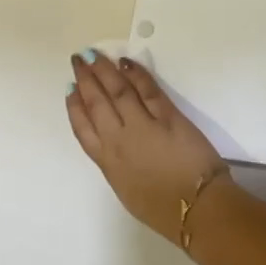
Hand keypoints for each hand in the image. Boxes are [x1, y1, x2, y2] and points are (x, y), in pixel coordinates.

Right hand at [65, 52, 224, 239]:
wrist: (196, 208)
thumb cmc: (164, 210)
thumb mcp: (129, 191)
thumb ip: (119, 168)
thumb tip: (116, 153)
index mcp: (108, 163)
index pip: (84, 129)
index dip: (75, 107)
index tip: (70, 90)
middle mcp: (119, 141)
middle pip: (97, 103)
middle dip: (86, 80)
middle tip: (78, 60)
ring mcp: (143, 126)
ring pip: (118, 92)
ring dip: (104, 71)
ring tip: (94, 55)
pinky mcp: (169, 118)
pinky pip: (149, 91)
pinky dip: (137, 74)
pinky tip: (126, 63)